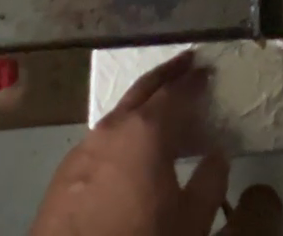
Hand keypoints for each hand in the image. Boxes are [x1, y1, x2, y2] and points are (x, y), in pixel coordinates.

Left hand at [28, 52, 227, 235]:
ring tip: (163, 111)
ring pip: (119, 115)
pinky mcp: (65, 174)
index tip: (207, 70)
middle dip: (167, 74)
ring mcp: (84, 149)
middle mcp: (112, 128)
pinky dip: (123, 134)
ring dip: (143, 106)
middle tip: (186, 62)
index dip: (194, 80)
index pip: (175, 92)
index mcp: (145, 131)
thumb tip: (218, 155)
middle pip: (143, 89)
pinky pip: (102, 140)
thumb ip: (210, 182)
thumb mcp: (190, 221)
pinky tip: (130, 153)